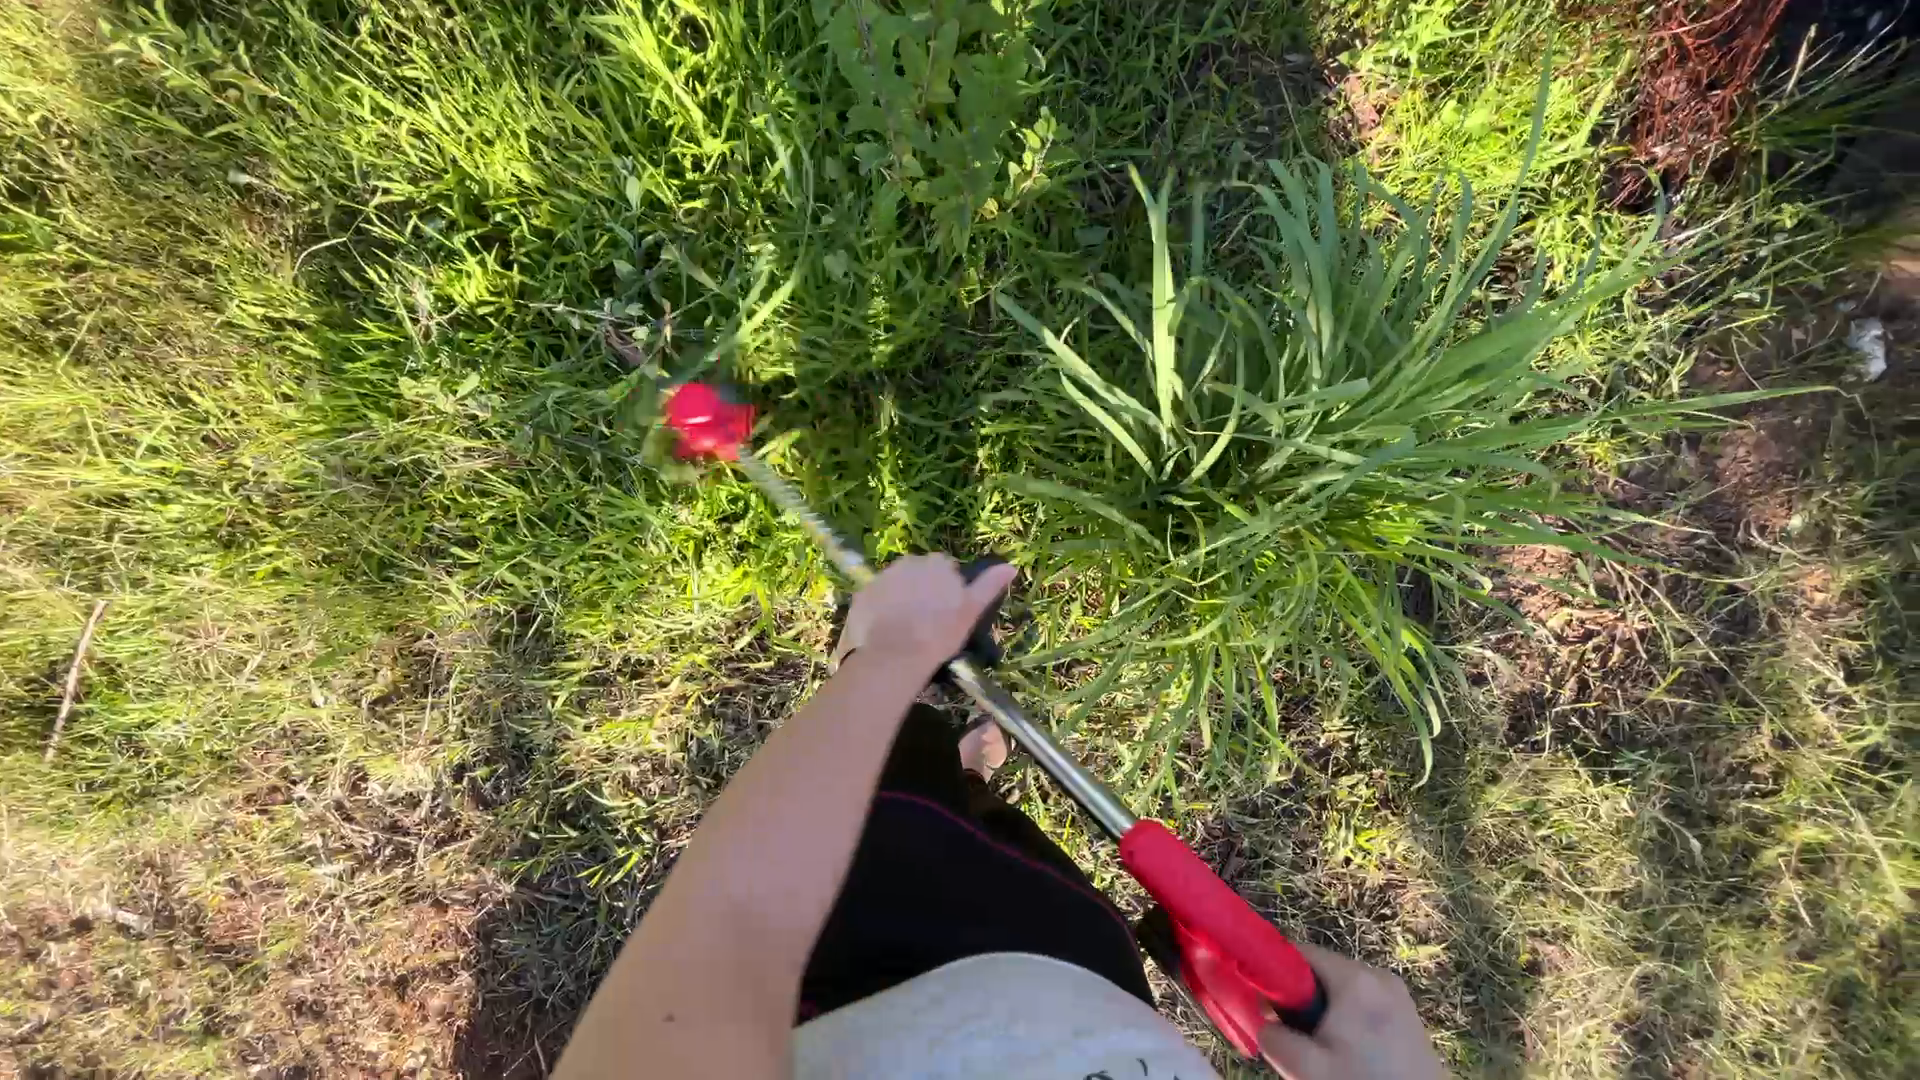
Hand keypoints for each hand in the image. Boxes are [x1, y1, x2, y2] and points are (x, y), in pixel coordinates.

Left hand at [834, 554, 1017, 672]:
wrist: (895, 653)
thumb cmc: (939, 633)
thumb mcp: (970, 610)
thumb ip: (988, 586)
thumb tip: (1011, 567)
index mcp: (936, 563)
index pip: (945, 568)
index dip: (947, 589)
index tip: (947, 611)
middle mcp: (907, 562)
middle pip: (919, 573)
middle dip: (923, 590)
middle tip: (928, 620)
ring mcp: (882, 577)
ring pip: (896, 584)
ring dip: (901, 599)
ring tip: (906, 628)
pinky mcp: (862, 594)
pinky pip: (876, 598)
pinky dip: (881, 610)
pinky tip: (887, 631)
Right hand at [1259, 943, 1442, 1079]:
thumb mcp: (1308, 1070)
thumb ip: (1273, 1037)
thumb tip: (1263, 1022)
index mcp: (1354, 978)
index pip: (1297, 952)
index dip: (1276, 977)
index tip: (1272, 1010)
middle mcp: (1378, 975)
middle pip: (1319, 972)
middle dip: (1303, 1002)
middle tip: (1303, 1041)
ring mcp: (1398, 995)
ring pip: (1340, 991)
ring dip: (1326, 1015)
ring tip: (1331, 1054)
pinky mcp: (1409, 1016)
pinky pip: (1363, 1005)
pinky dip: (1349, 1023)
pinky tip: (1353, 1057)